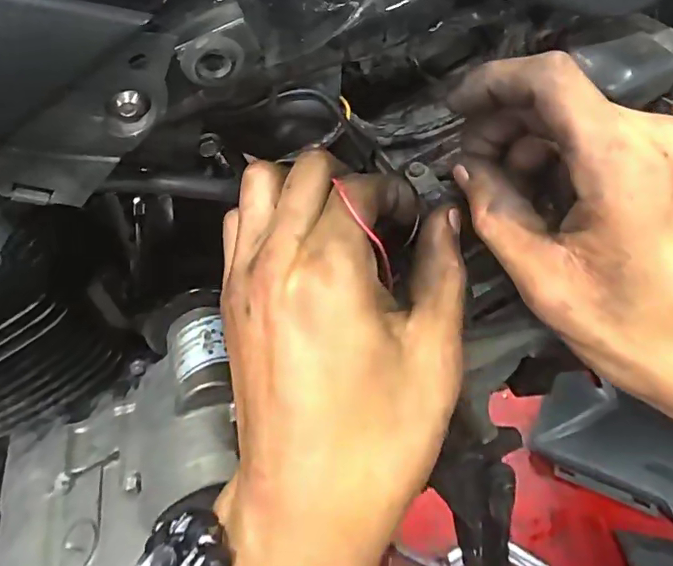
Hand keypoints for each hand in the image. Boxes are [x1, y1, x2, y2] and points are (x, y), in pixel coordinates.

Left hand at [214, 151, 465, 565]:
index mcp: (328, 268)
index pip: (358, 185)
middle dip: (350, 178)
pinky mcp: (228, 296)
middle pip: (307, 167)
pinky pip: (237, 221)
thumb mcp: (433, 352)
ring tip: (334, 220)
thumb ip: (442, 268)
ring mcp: (243, 275)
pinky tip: (297, 244)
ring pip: (260, 180)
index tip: (412, 220)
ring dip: (301, 185)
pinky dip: (267, 212)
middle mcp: (276, 258)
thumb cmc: (378, 437)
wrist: (305, 505)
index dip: (394, 193)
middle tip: (377, 218)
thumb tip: (444, 216)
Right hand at [447, 52, 672, 448]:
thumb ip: (495, 212)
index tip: (457, 106)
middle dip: (506, 120)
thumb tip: (466, 168)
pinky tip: (551, 193)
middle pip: (559, 94)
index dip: (492, 79)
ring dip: (535, 139)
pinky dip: (567, 151)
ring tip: (509, 188)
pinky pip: (606, 133)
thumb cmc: (646, 334)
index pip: (547, 75)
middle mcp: (653, 131)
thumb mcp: (549, 281)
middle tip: (474, 164)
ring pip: (580, 113)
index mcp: (620, 155)